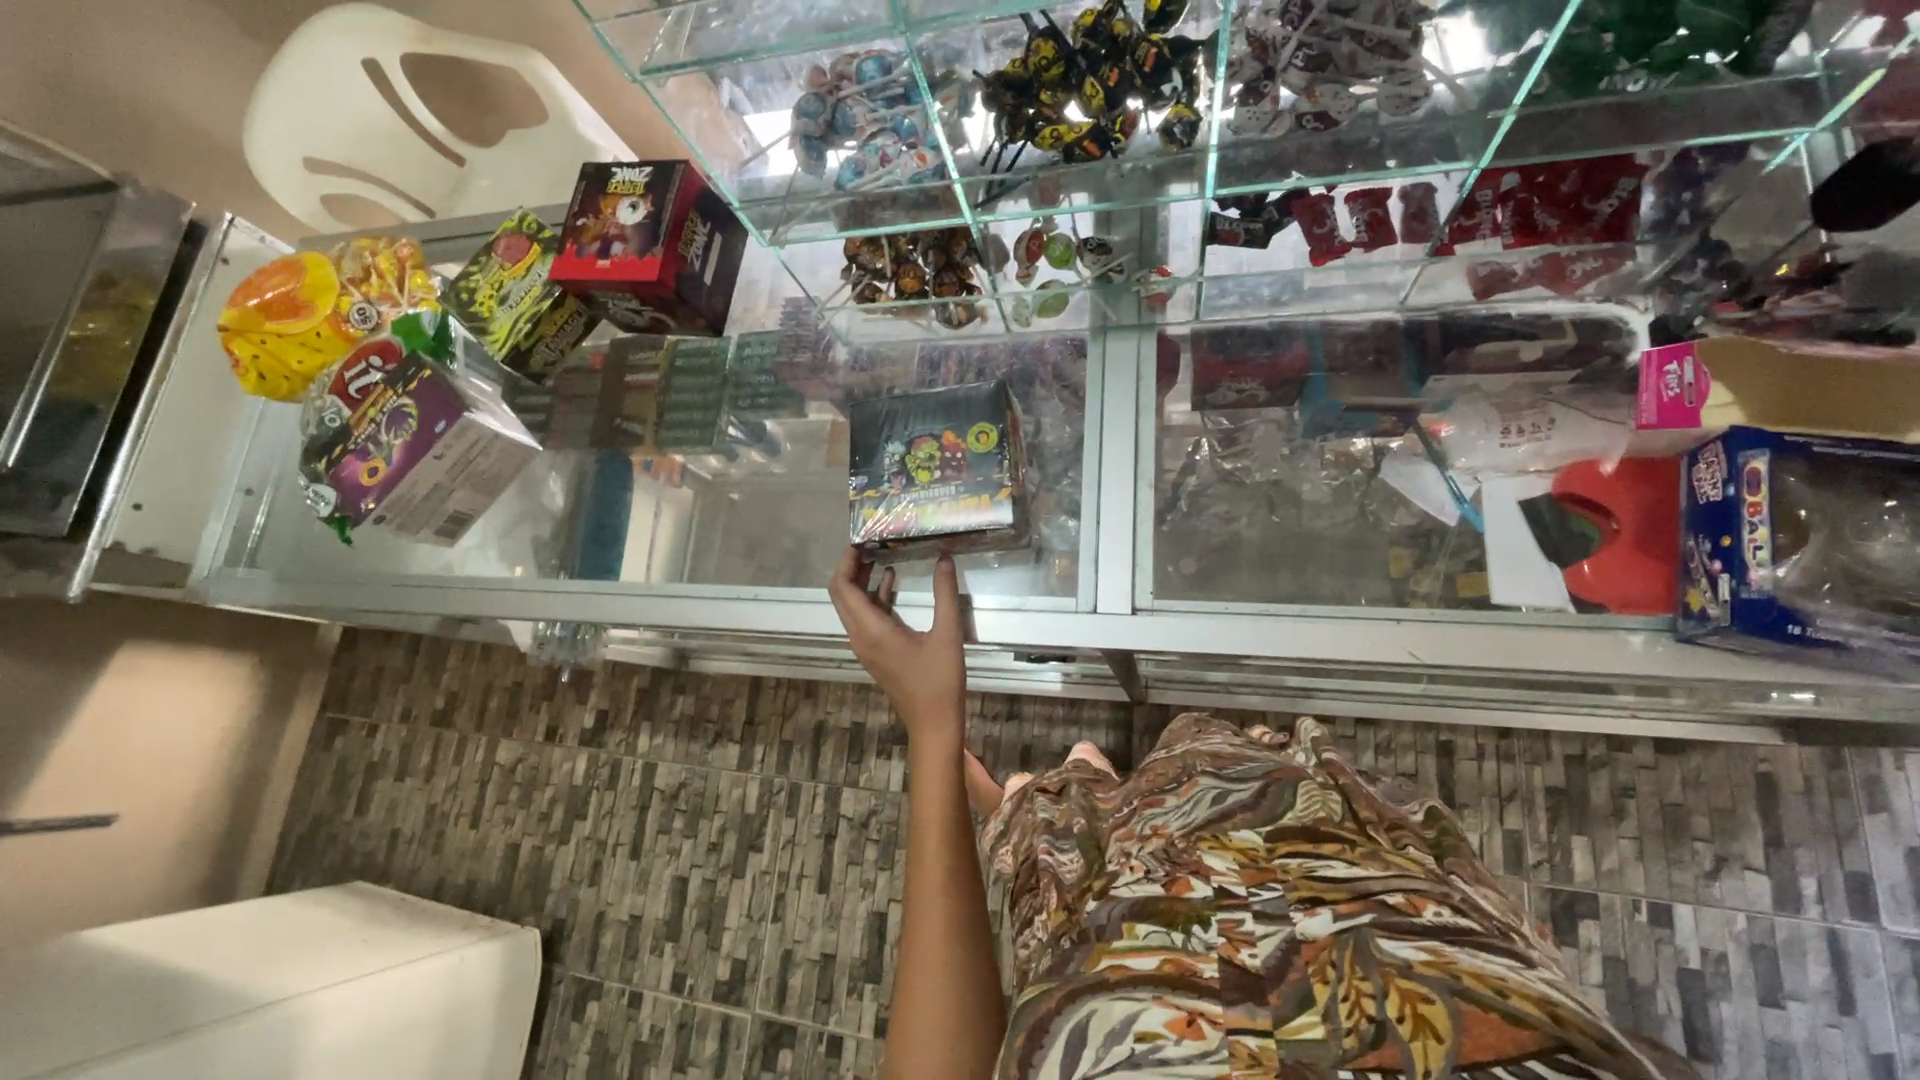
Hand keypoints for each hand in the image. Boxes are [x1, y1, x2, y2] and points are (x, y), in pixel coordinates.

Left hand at [828, 547, 967, 747]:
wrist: (933, 723)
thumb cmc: (940, 681)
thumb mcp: (948, 634)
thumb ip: (945, 593)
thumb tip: (944, 558)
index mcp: (871, 630)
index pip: (842, 587)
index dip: (846, 561)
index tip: (861, 539)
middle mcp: (860, 636)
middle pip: (841, 594)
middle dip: (851, 566)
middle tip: (869, 541)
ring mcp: (866, 646)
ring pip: (852, 606)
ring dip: (861, 580)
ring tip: (880, 553)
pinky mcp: (875, 652)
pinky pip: (866, 618)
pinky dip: (874, 597)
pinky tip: (892, 581)